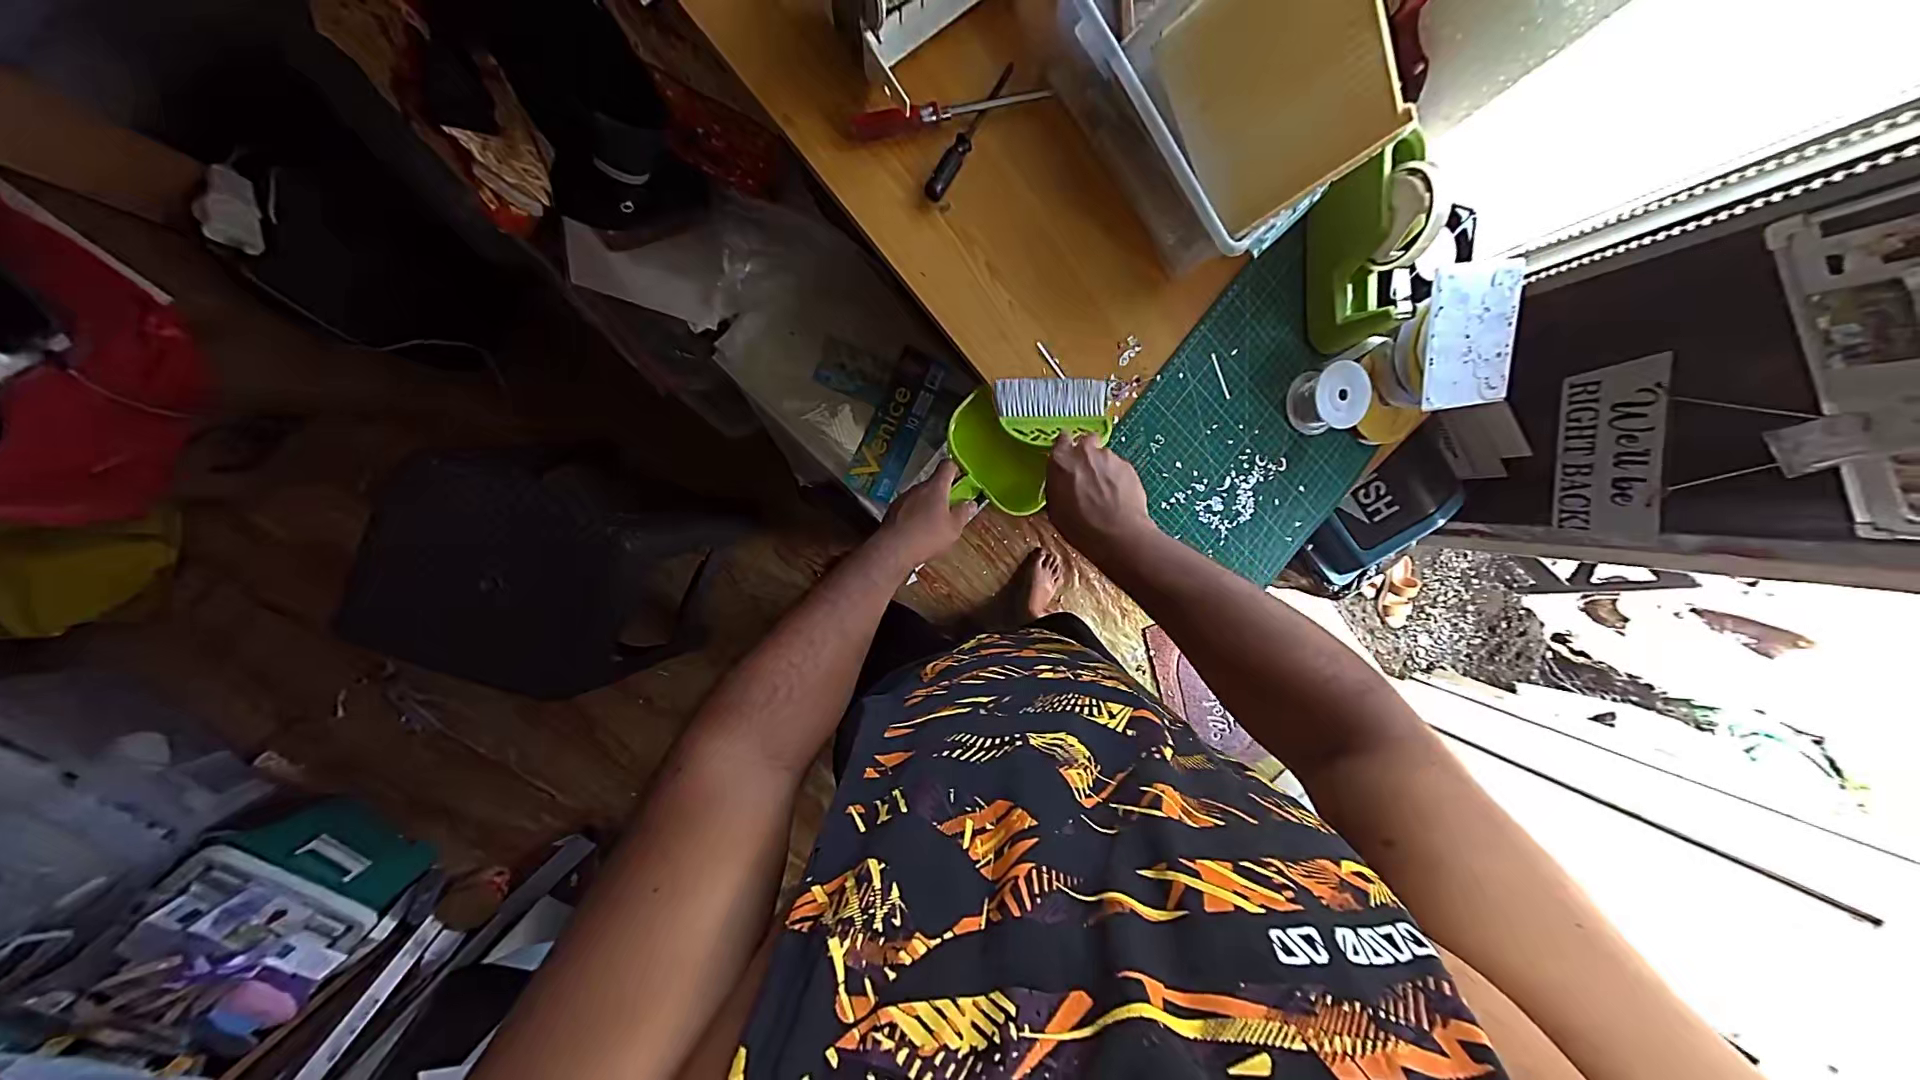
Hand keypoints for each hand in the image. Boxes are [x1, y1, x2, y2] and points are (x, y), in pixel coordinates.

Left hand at [873, 460, 980, 568]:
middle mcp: (918, 488)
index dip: (955, 469)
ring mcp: (903, 498)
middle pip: (933, 484)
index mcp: (936, 487)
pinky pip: (907, 507)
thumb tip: (971, 504)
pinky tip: (916, 531)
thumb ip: (963, 513)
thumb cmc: (927, 536)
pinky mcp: (892, 510)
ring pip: (919, 496)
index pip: (947, 466)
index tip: (960, 479)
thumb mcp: (953, 528)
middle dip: (941, 494)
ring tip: (931, 525)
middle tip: (948, 511)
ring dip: (926, 505)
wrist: (893, 549)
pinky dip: (913, 515)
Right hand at [1047, 433, 1156, 556]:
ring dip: (1102, 467)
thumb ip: (1057, 486)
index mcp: (1061, 460)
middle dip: (1086, 453)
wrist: (1117, 534)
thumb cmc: (1079, 526)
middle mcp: (1084, 452)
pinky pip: (1119, 467)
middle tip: (1086, 474)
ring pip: (1104, 456)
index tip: (1066, 459)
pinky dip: (1118, 477)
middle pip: (1086, 441)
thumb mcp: (1055, 509)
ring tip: (1105, 491)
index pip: (1061, 439)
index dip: (1065, 448)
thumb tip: (1061, 483)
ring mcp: (1109, 457)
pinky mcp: (1128, 466)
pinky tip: (1118, 496)